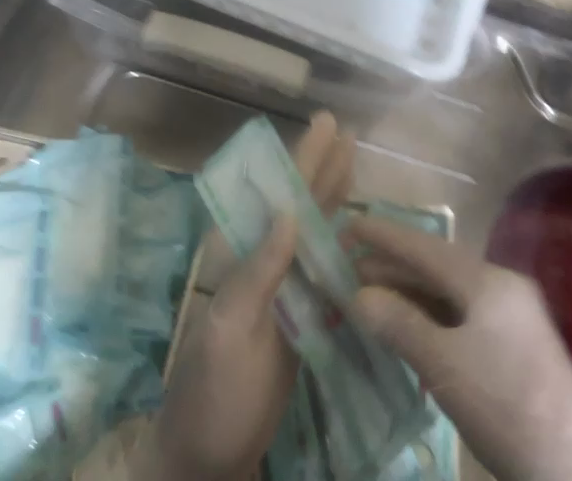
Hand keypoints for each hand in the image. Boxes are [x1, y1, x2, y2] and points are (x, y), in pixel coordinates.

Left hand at [136, 112, 354, 480]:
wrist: (211, 454)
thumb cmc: (212, 390)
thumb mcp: (228, 329)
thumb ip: (258, 272)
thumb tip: (289, 210)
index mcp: (242, 260)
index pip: (278, 198)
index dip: (302, 159)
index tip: (324, 123)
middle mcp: (265, 266)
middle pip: (300, 206)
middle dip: (321, 167)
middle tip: (345, 132)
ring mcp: (285, 293)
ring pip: (315, 233)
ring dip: (333, 197)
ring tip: (354, 163)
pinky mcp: (303, 320)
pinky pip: (327, 271)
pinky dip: (343, 244)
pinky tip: (361, 230)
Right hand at [346, 217, 571, 480]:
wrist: (569, 464)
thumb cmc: (503, 403)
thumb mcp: (443, 364)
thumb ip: (400, 324)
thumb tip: (358, 294)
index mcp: (489, 281)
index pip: (427, 249)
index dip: (386, 237)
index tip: (350, 225)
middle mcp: (503, 288)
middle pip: (438, 269)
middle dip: (393, 267)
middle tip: (348, 266)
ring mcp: (511, 317)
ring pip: (450, 294)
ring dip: (410, 294)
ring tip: (368, 295)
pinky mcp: (513, 346)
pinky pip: (461, 316)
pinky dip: (429, 317)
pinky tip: (407, 327)